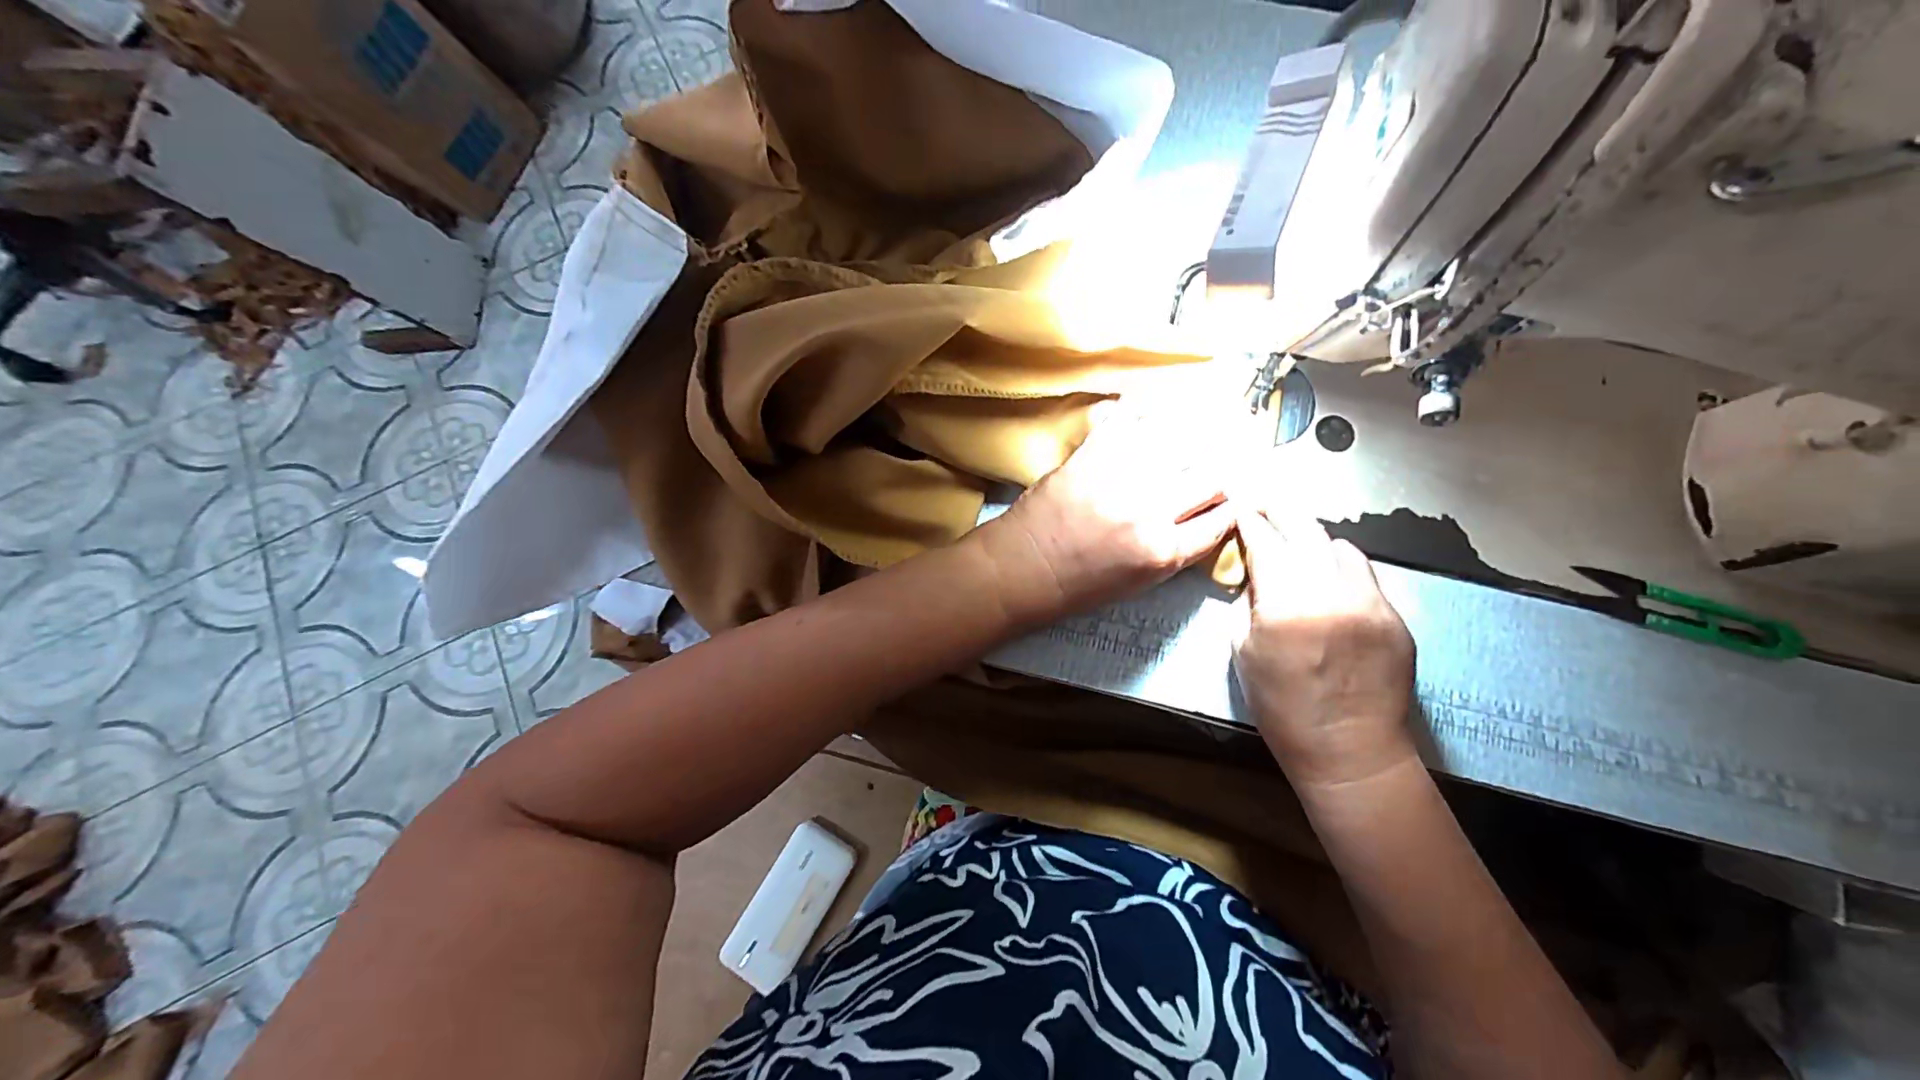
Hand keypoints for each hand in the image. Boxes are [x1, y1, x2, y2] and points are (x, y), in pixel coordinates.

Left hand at [975, 404, 1237, 624]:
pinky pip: (1130, 419)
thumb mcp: (1140, 581)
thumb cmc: (1079, 583)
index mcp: (1163, 551)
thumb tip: (1211, 513)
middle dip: (1224, 466)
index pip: (1224, 517)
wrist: (1025, 567)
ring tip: (1206, 418)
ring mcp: (1118, 479)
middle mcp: (1149, 512)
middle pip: (1212, 476)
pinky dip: (1145, 409)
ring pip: (1180, 440)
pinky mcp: (1090, 456)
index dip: (1236, 502)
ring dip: (1197, 430)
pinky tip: (1154, 409)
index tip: (1237, 491)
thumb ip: (1179, 548)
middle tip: (1227, 452)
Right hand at [1231, 498, 1418, 791]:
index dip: (1249, 520)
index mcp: (1287, 603)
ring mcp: (1370, 601)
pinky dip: (1340, 571)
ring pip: (1339, 548)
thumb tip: (1254, 573)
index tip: (1240, 509)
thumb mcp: (1243, 651)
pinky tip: (1328, 586)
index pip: (1264, 541)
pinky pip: (1364, 575)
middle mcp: (1332, 591)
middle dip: (1280, 514)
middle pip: (1304, 530)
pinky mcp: (1393, 615)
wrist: (1348, 748)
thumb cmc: (1282, 707)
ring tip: (1298, 551)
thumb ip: (1249, 602)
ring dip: (1313, 543)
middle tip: (1264, 507)